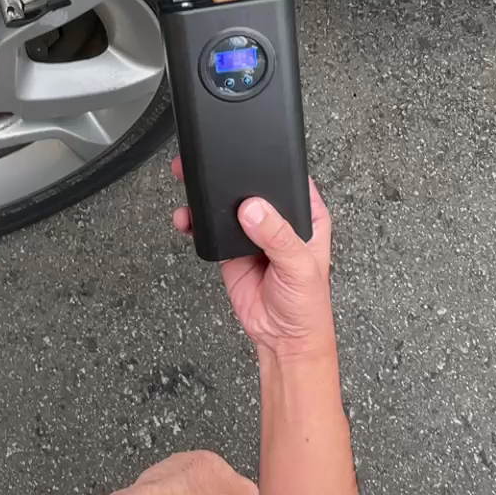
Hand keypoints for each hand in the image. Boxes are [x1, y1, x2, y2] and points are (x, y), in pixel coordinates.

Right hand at [171, 157, 335, 360]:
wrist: (281, 338)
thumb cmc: (306, 306)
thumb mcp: (300, 267)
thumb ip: (278, 237)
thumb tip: (255, 210)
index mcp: (307, 215)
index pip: (289, 180)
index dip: (273, 166)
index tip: (252, 156)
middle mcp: (279, 220)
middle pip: (254, 188)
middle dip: (232, 176)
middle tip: (211, 164)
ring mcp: (253, 233)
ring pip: (229, 205)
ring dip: (210, 196)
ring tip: (192, 185)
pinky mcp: (231, 248)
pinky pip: (211, 228)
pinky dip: (197, 221)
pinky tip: (188, 217)